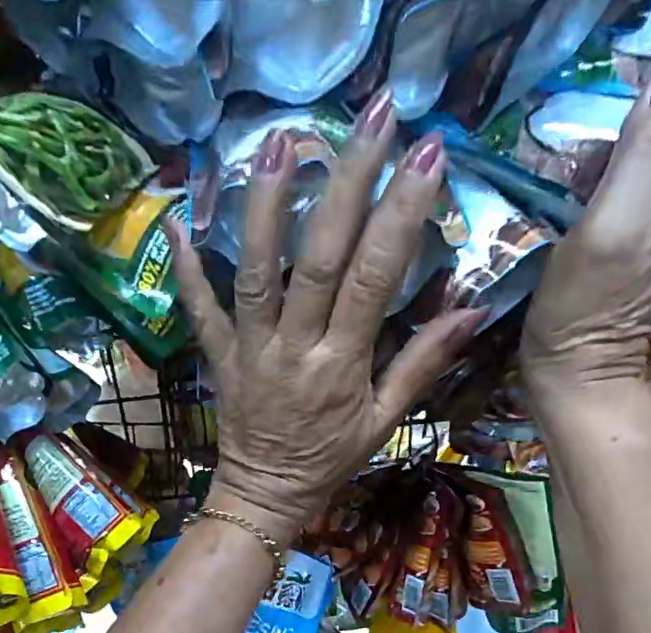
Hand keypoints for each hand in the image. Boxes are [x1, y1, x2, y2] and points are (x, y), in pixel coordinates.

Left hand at [170, 91, 482, 541]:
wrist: (263, 496)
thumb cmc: (327, 462)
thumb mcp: (383, 424)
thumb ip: (421, 365)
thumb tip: (474, 308)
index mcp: (340, 365)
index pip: (374, 279)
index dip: (400, 215)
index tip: (426, 156)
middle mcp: (293, 348)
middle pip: (320, 259)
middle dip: (347, 184)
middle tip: (371, 119)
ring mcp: (249, 350)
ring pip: (257, 272)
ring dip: (266, 205)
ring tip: (279, 143)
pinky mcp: (218, 357)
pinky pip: (200, 311)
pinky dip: (187, 271)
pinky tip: (176, 224)